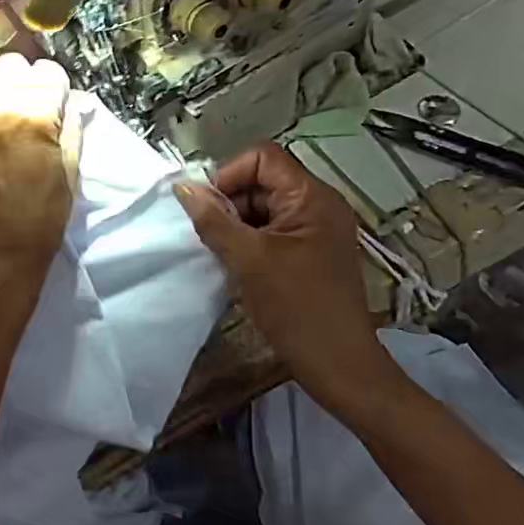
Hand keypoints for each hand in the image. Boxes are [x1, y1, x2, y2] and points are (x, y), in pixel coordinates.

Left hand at [0, 53, 80, 341]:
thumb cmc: (40, 218)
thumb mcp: (69, 170)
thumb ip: (68, 126)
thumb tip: (69, 104)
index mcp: (28, 111)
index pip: (48, 72)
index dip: (56, 90)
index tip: (56, 108)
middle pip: (10, 66)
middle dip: (24, 84)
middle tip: (29, 116)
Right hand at [174, 143, 395, 414]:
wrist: (339, 367)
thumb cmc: (297, 308)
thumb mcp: (247, 260)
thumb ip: (213, 220)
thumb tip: (183, 188)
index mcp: (313, 198)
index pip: (263, 158)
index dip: (230, 175)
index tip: (210, 209)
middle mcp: (319, 205)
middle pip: (261, 180)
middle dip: (230, 202)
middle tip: (213, 235)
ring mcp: (317, 229)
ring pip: (262, 206)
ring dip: (236, 223)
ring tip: (225, 252)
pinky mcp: (310, 251)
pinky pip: (271, 229)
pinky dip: (248, 240)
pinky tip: (238, 264)